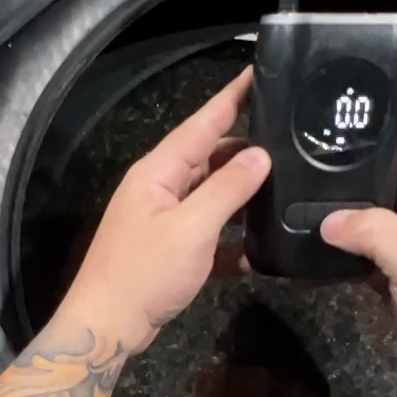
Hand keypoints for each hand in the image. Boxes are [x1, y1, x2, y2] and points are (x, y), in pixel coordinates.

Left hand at [58, 69, 268, 353]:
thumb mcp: (192, 228)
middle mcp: (158, 189)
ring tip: (283, 184)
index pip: (201, 124)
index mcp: (158, 172)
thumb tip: (259, 156)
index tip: (258, 70)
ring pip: (209, 197)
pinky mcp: (168, 251)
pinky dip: (229, 240)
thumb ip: (227, 190)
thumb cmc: (145, 272)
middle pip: (207, 158)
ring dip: (241, 194)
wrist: (108, 326)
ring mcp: (162, 221)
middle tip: (289, 137)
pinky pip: (206, 235)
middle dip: (244, 148)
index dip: (231, 98)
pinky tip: (257, 249)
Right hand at [319, 83, 396, 372]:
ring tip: (301, 168)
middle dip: (362, 136)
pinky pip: (359, 238)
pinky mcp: (391, 261)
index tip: (375, 74)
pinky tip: (306, 227)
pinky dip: (336, 232)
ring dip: (343, 184)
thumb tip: (325, 220)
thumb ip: (374, 234)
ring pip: (370, 197)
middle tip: (316, 122)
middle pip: (391, 157)